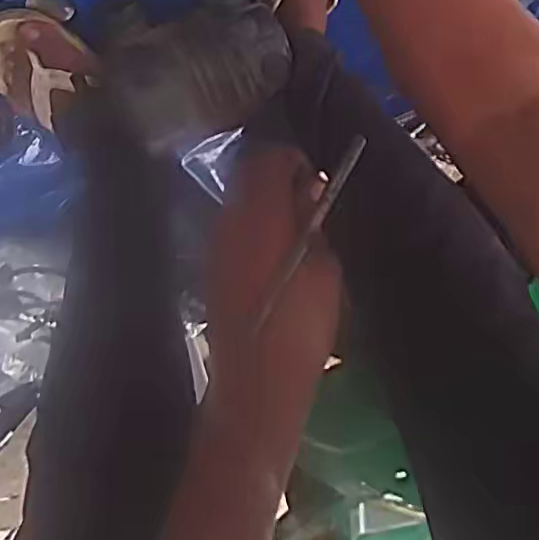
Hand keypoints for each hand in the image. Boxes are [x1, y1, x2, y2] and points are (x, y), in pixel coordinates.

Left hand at [204, 142, 342, 396]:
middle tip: (309, 199)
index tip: (316, 177)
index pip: (270, 158)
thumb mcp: (326, 268)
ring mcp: (217, 239)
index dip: (293, 160)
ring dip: (266, 200)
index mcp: (262, 212)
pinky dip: (254, 222)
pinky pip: (234, 224)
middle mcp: (232, 216)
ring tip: (296, 226)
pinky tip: (275, 249)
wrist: (255, 380)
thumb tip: (309, 194)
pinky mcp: (212, 261)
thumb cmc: (301, 324)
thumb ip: (315, 223)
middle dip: (279, 176)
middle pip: (250, 173)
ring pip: (240, 198)